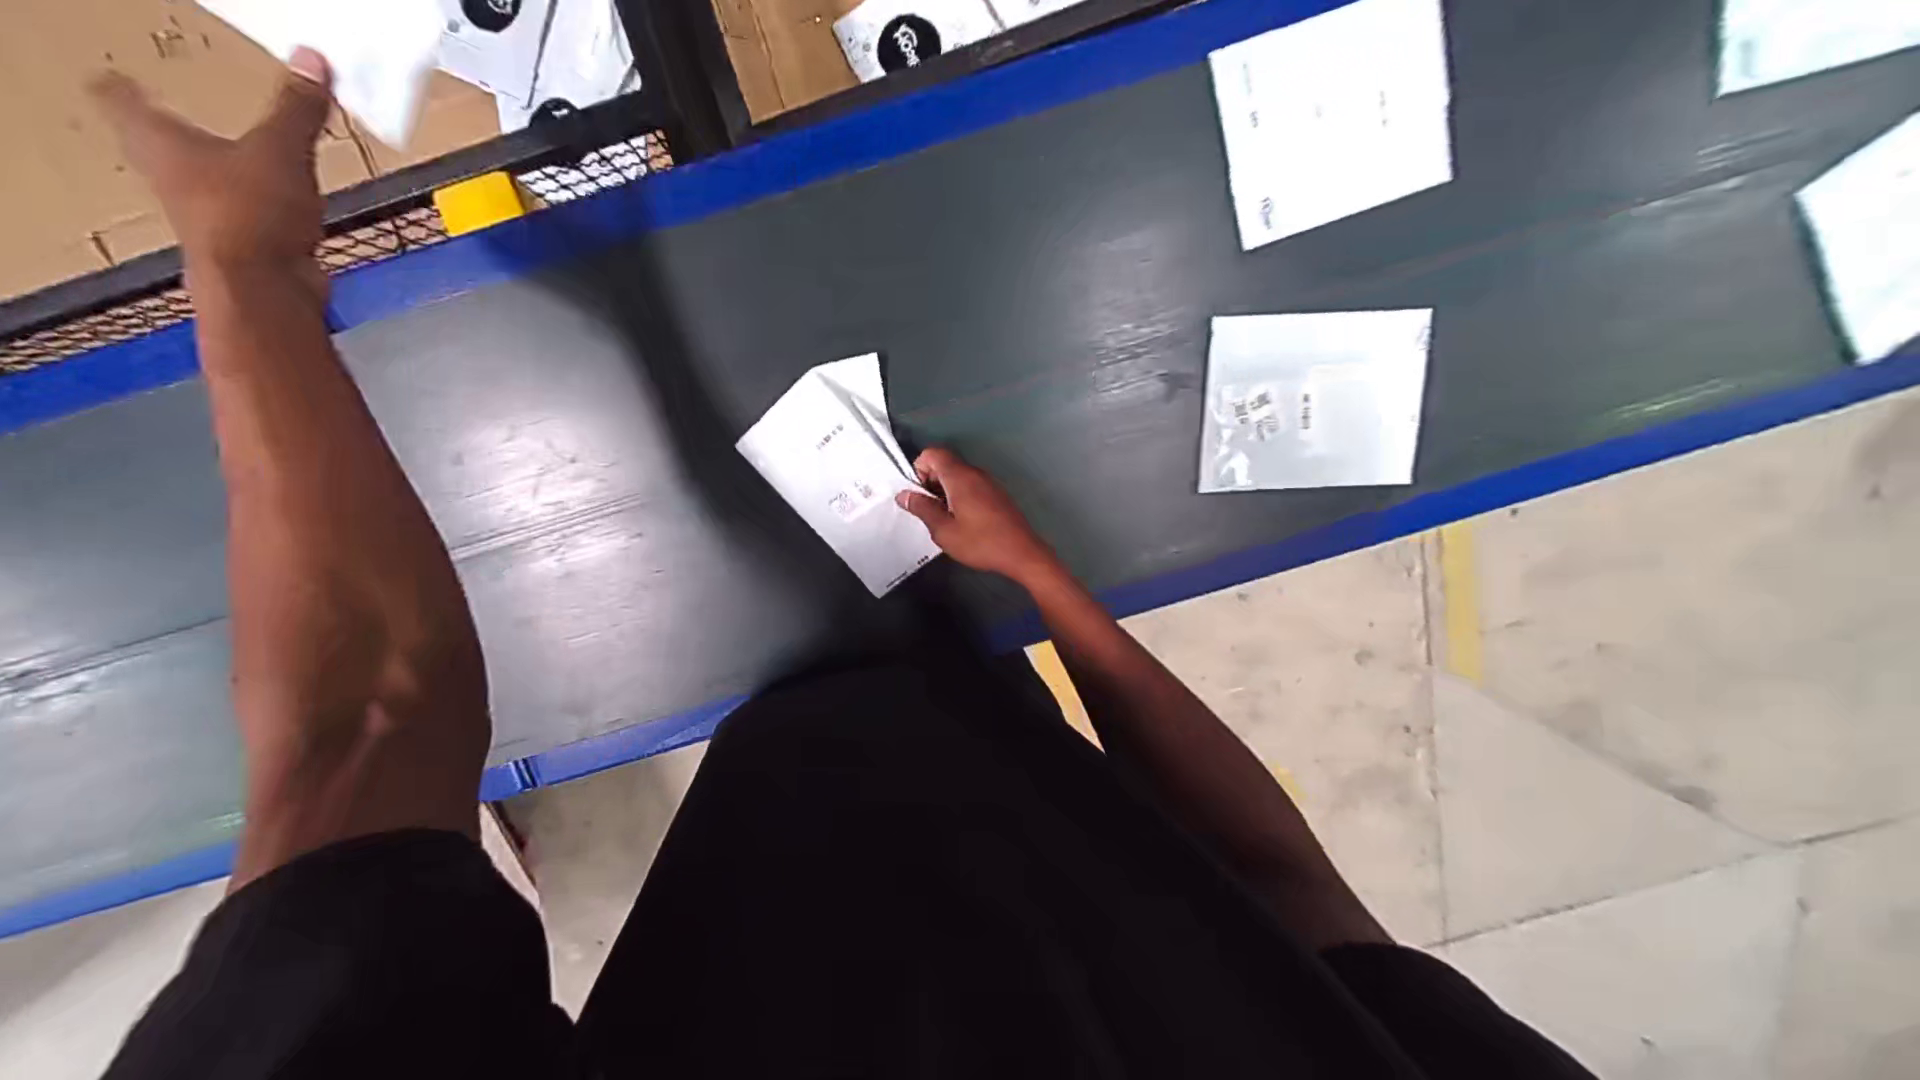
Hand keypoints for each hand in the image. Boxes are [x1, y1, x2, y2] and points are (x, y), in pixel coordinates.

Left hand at [90, 48, 332, 275]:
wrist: (265, 285)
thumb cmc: (252, 210)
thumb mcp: (281, 151)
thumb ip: (296, 107)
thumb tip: (311, 58)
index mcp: (156, 138)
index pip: (118, 96)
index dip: (121, 83)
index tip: (125, 74)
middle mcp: (166, 172)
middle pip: (155, 141)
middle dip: (169, 131)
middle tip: (182, 116)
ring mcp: (202, 212)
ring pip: (200, 180)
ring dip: (217, 172)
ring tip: (240, 161)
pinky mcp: (240, 243)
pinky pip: (244, 212)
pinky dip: (257, 205)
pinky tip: (280, 205)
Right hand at [896, 447, 1061, 585]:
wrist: (1021, 553)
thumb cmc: (980, 542)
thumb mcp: (943, 530)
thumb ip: (922, 509)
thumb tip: (905, 495)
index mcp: (960, 477)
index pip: (933, 453)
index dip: (919, 469)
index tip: (919, 494)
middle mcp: (975, 474)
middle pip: (945, 463)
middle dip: (930, 481)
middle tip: (928, 509)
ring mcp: (989, 483)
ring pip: (959, 476)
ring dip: (945, 490)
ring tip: (944, 518)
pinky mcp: (997, 495)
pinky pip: (972, 486)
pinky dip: (960, 496)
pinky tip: (962, 521)